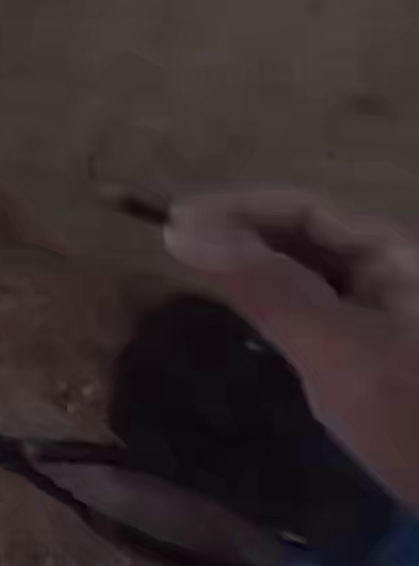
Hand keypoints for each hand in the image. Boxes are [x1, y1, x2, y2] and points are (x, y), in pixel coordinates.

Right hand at [166, 190, 418, 506]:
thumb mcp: (342, 357)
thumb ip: (265, 287)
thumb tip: (178, 225)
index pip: (312, 209)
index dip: (237, 207)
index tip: (171, 223)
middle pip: (317, 230)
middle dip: (241, 231)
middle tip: (175, 243)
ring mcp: (412, 306)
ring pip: (320, 260)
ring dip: (255, 257)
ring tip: (200, 266)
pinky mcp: (400, 337)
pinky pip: (330, 291)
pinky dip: (280, 287)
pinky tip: (250, 301)